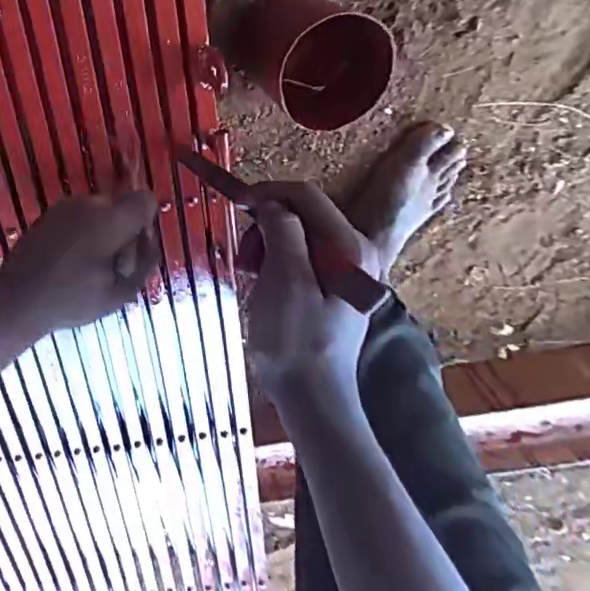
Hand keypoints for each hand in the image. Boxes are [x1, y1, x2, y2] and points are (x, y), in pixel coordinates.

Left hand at [0, 191, 160, 333]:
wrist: (18, 298)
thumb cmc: (72, 299)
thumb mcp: (121, 291)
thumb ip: (145, 260)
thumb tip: (149, 238)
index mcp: (109, 220)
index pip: (144, 200)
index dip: (145, 222)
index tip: (135, 247)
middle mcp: (88, 203)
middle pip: (120, 206)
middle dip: (122, 230)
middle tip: (111, 265)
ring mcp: (65, 205)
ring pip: (99, 211)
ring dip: (101, 231)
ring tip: (87, 265)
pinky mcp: (49, 213)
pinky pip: (78, 216)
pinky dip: (81, 231)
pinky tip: (69, 259)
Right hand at [241, 181, 379, 395]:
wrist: (311, 397)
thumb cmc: (296, 341)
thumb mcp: (286, 281)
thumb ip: (282, 233)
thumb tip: (270, 202)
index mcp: (350, 247)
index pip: (305, 196)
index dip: (268, 193)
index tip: (235, 204)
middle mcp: (354, 251)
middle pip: (300, 212)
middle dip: (265, 224)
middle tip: (245, 256)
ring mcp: (343, 268)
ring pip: (294, 232)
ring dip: (265, 243)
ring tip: (251, 273)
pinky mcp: (329, 283)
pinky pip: (296, 253)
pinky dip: (273, 259)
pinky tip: (262, 281)